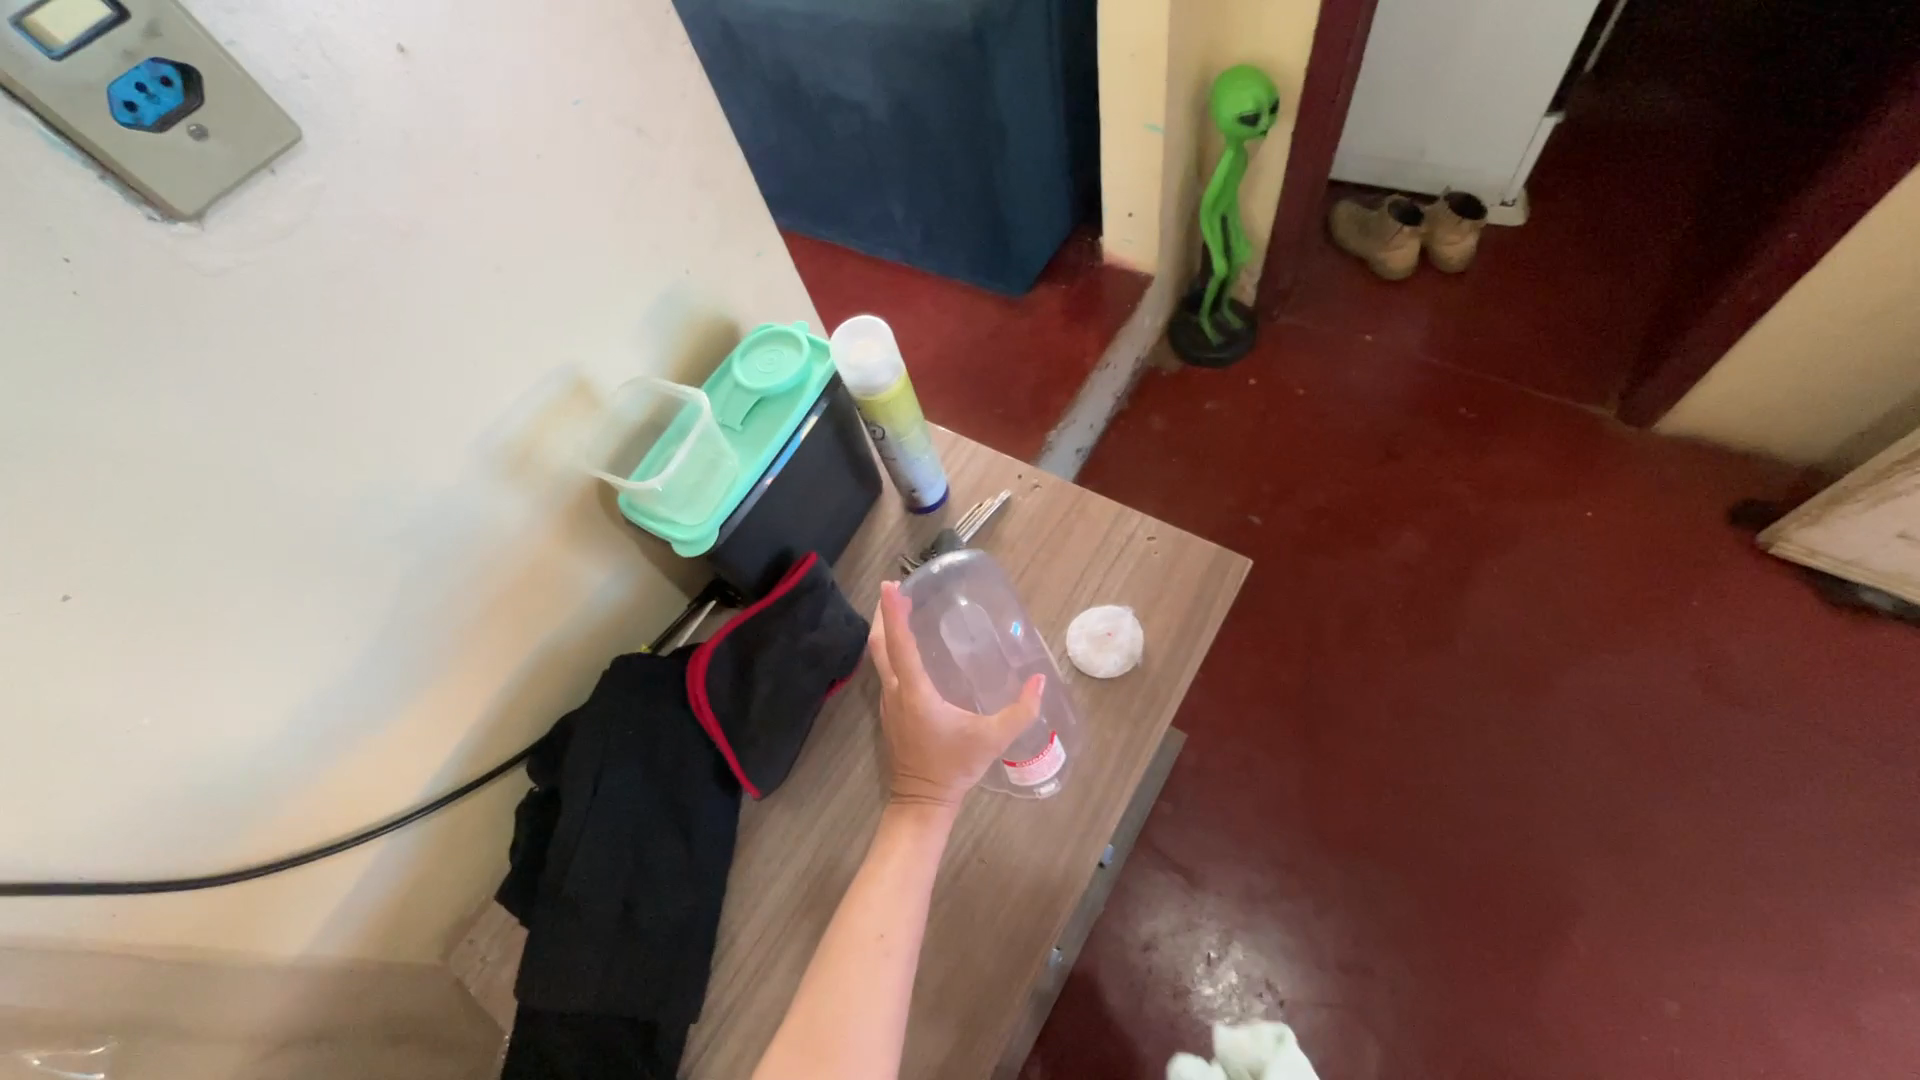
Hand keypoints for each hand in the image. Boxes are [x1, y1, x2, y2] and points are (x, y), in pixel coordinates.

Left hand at [868, 580, 1044, 809]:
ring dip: (885, 631)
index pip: (900, 644)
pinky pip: (885, 672)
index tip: (891, 587)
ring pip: (879, 658)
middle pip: (880, 645)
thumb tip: (1040, 681)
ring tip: (900, 610)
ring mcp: (889, 702)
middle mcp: (896, 692)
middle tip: (894, 590)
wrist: (922, 800)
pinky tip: (907, 648)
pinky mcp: (890, 712)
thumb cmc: (955, 766)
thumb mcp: (993, 739)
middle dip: (884, 615)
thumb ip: (1020, 711)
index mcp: (916, 693)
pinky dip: (891, 651)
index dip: (894, 614)